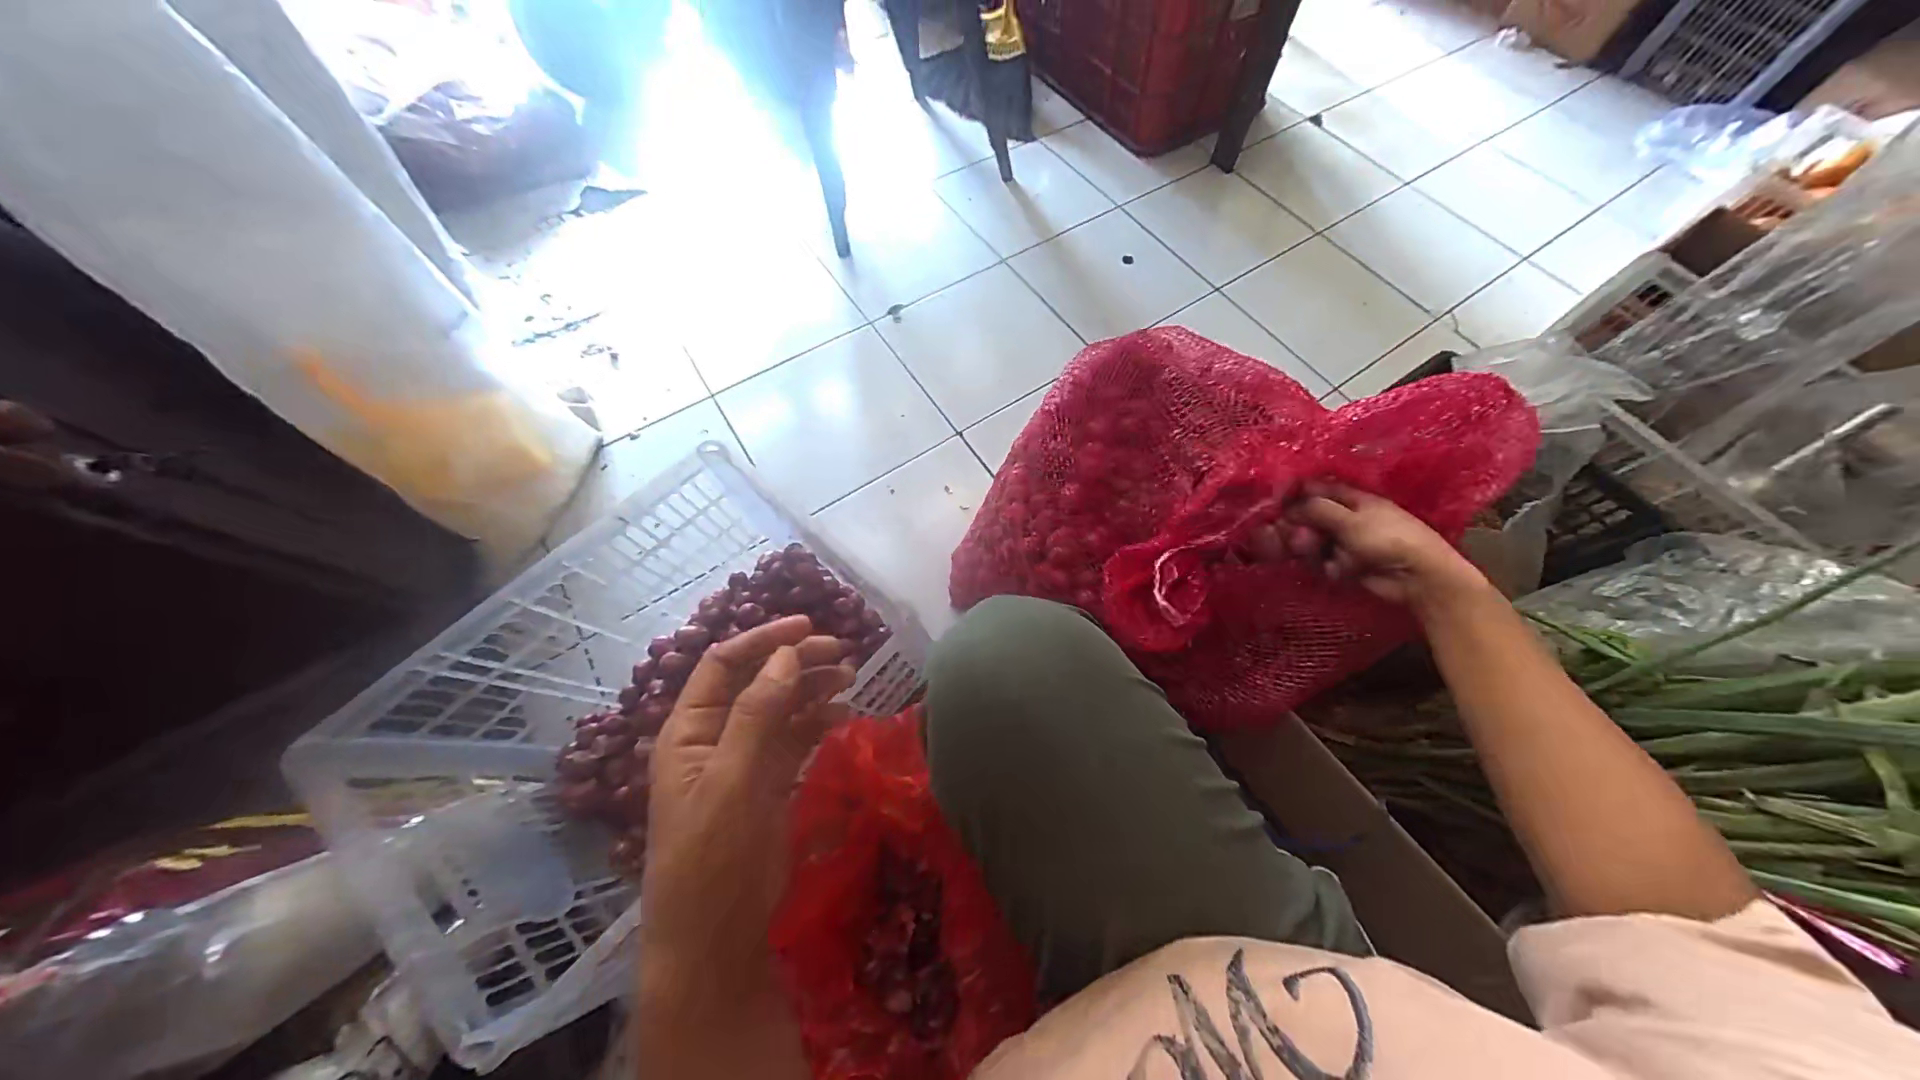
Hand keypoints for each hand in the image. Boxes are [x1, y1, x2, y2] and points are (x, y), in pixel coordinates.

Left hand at [638, 616, 853, 1046]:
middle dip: (797, 661)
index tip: (807, 625)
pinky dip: (818, 721)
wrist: (715, 940)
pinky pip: (796, 739)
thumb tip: (787, 655)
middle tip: (842, 650)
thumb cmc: (710, 858)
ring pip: (782, 708)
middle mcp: (716, 738)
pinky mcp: (770, 784)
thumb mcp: (731, 782)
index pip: (723, 665)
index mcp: (688, 731)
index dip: (762, 639)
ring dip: (813, 687)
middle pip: (758, 682)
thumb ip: (757, 715)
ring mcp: (745, 762)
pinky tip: (842, 713)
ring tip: (850, 675)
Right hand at [1282, 481, 1488, 612]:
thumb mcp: (1351, 519)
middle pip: (1305, 517)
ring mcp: (1342, 541)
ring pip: (1309, 540)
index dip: (1291, 495)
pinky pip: (1320, 561)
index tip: (1272, 504)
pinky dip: (1321, 565)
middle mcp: (1343, 517)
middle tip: (1285, 534)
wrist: (1418, 576)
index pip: (1313, 489)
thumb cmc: (1389, 538)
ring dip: (1304, 547)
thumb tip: (1286, 507)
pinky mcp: (1342, 564)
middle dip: (1293, 525)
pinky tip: (1332, 569)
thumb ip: (1315, 510)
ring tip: (1309, 552)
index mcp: (1350, 497)